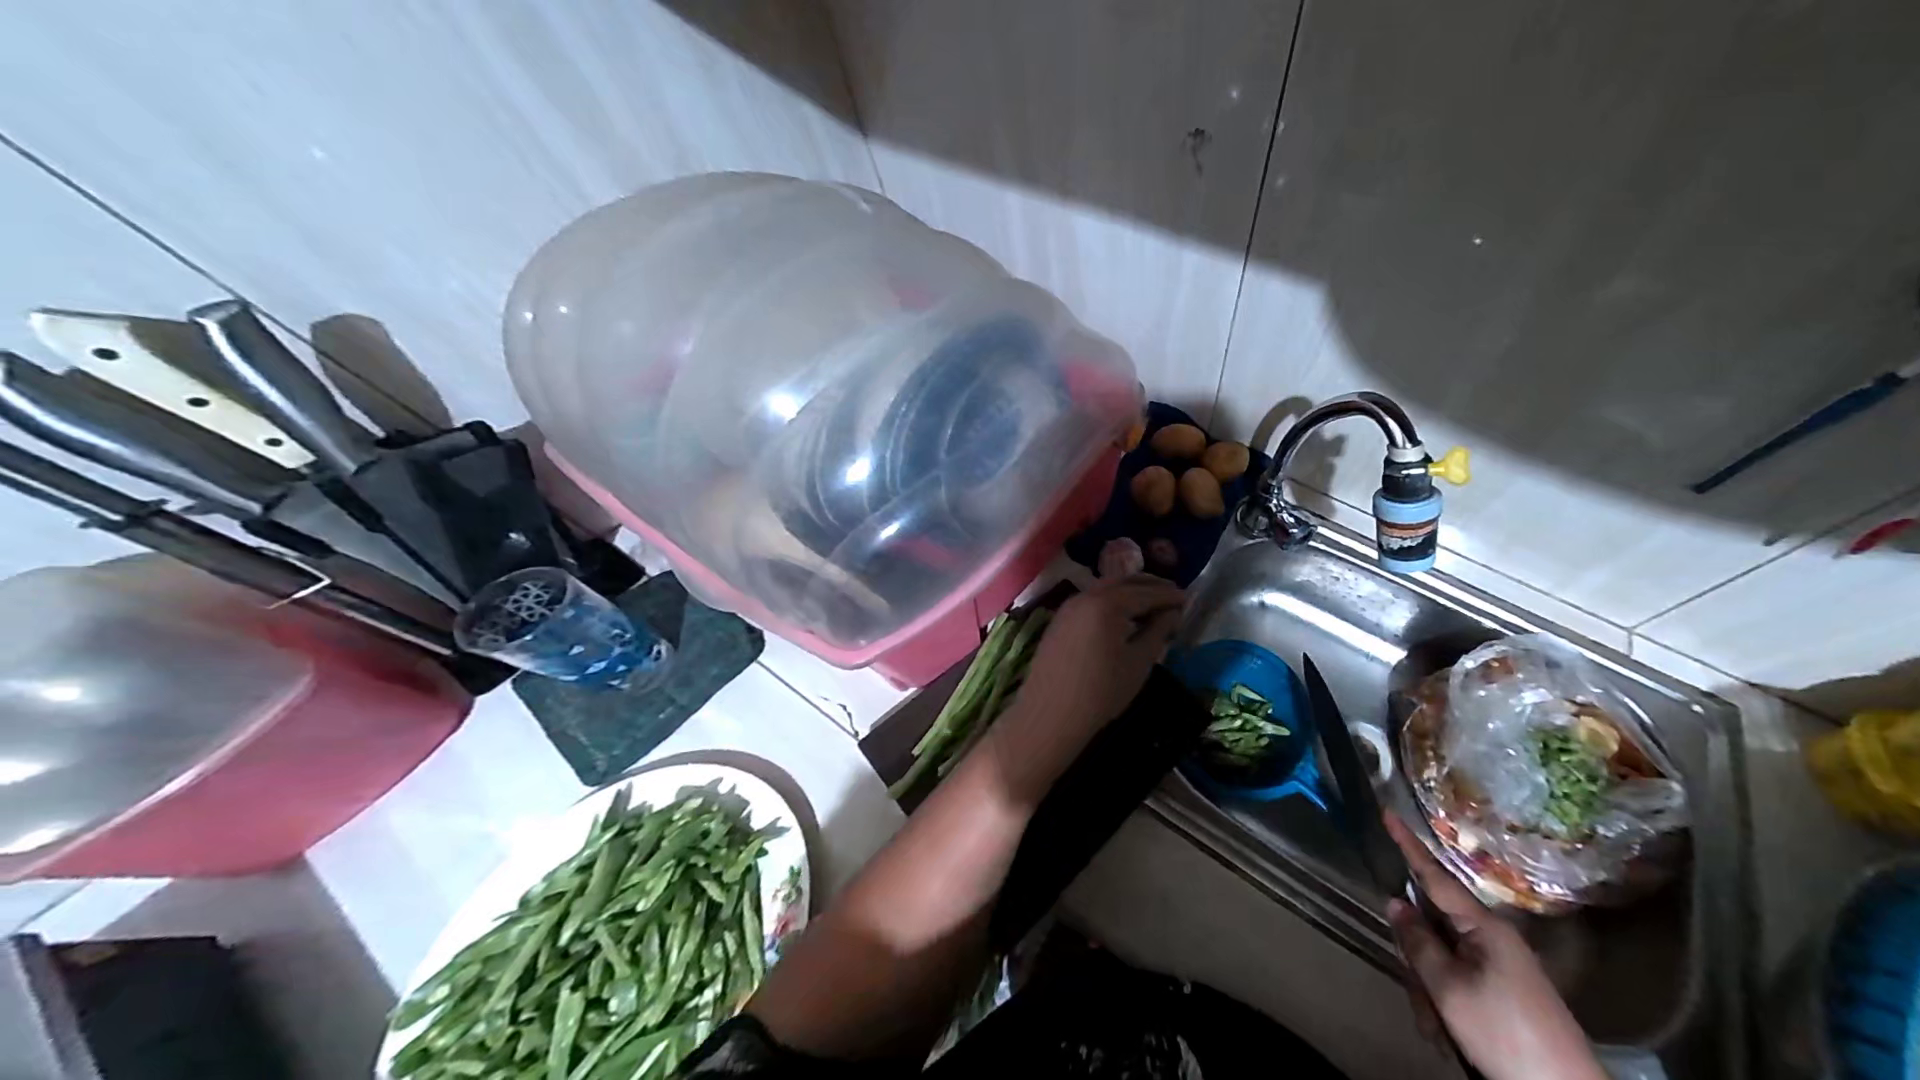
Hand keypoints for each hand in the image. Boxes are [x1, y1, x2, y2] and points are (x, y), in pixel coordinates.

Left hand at [978, 576, 1183, 796]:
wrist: (1050, 714)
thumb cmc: (1101, 692)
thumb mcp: (1139, 662)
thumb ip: (1158, 631)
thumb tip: (1172, 612)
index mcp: (1108, 603)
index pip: (1146, 592)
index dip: (1169, 595)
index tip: (1187, 599)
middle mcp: (1085, 596)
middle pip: (1123, 582)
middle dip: (1149, 585)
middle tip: (1172, 594)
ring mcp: (1068, 607)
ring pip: (1104, 588)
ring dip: (1129, 590)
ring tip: (1151, 603)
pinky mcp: (1059, 620)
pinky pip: (1090, 600)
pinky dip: (1110, 600)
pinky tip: (1122, 615)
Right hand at [1383, 814, 1608, 1079]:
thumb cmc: (1504, 1032)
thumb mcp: (1448, 988)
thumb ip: (1417, 942)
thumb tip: (1396, 903)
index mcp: (1485, 929)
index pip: (1436, 877)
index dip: (1409, 846)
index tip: (1389, 813)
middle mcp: (1493, 941)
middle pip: (1431, 929)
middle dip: (1417, 964)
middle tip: (1424, 1000)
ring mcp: (1500, 968)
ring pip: (1440, 961)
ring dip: (1430, 994)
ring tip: (1441, 1031)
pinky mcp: (1502, 992)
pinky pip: (1456, 983)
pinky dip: (1445, 1008)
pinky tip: (1451, 1037)